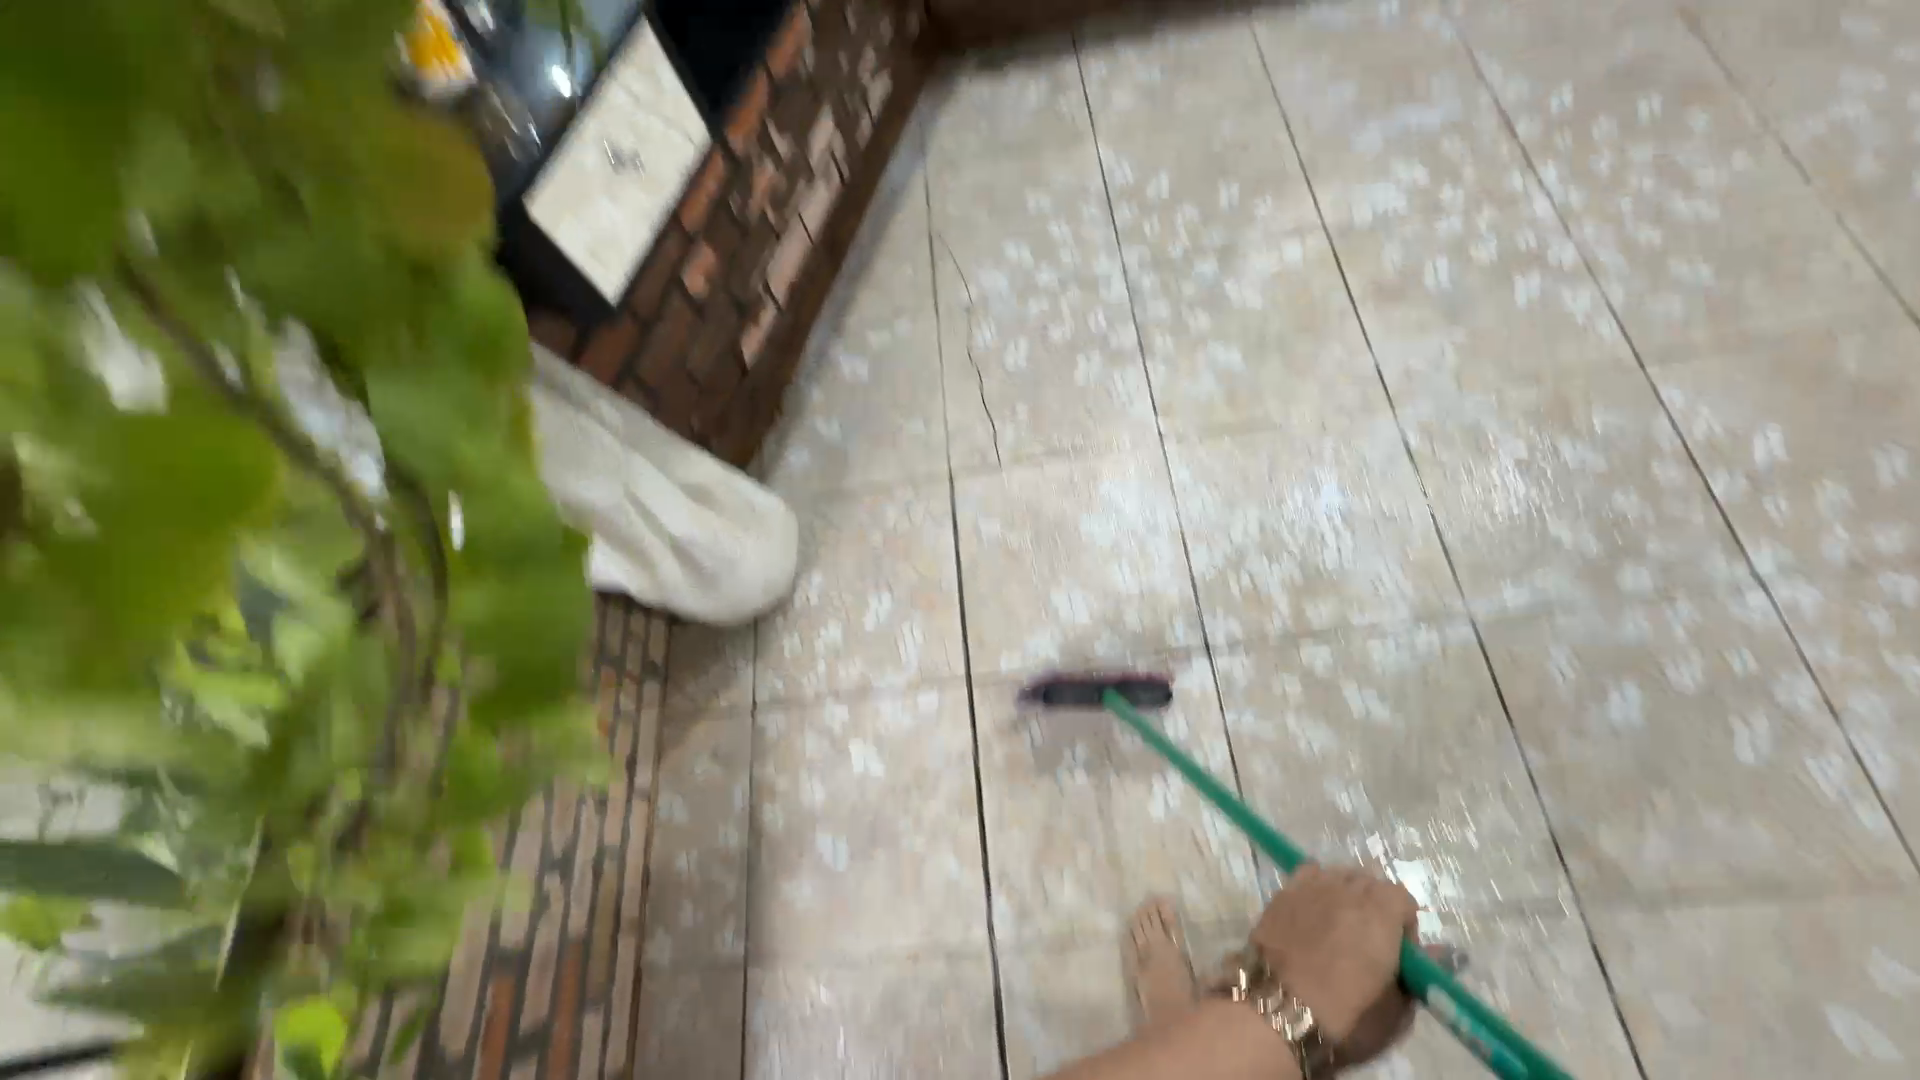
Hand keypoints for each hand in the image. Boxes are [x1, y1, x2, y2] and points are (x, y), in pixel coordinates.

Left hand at [1247, 864, 1418, 1065]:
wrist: (1277, 1008)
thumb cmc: (1345, 1015)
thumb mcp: (1396, 1007)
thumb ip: (1421, 972)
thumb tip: (1447, 952)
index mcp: (1380, 913)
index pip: (1401, 896)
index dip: (1404, 923)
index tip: (1398, 952)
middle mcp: (1346, 889)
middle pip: (1369, 881)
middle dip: (1375, 905)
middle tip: (1369, 941)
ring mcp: (1311, 886)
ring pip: (1338, 874)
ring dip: (1346, 893)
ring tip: (1340, 925)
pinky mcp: (1282, 892)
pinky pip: (1308, 873)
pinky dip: (1317, 885)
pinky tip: (1313, 910)